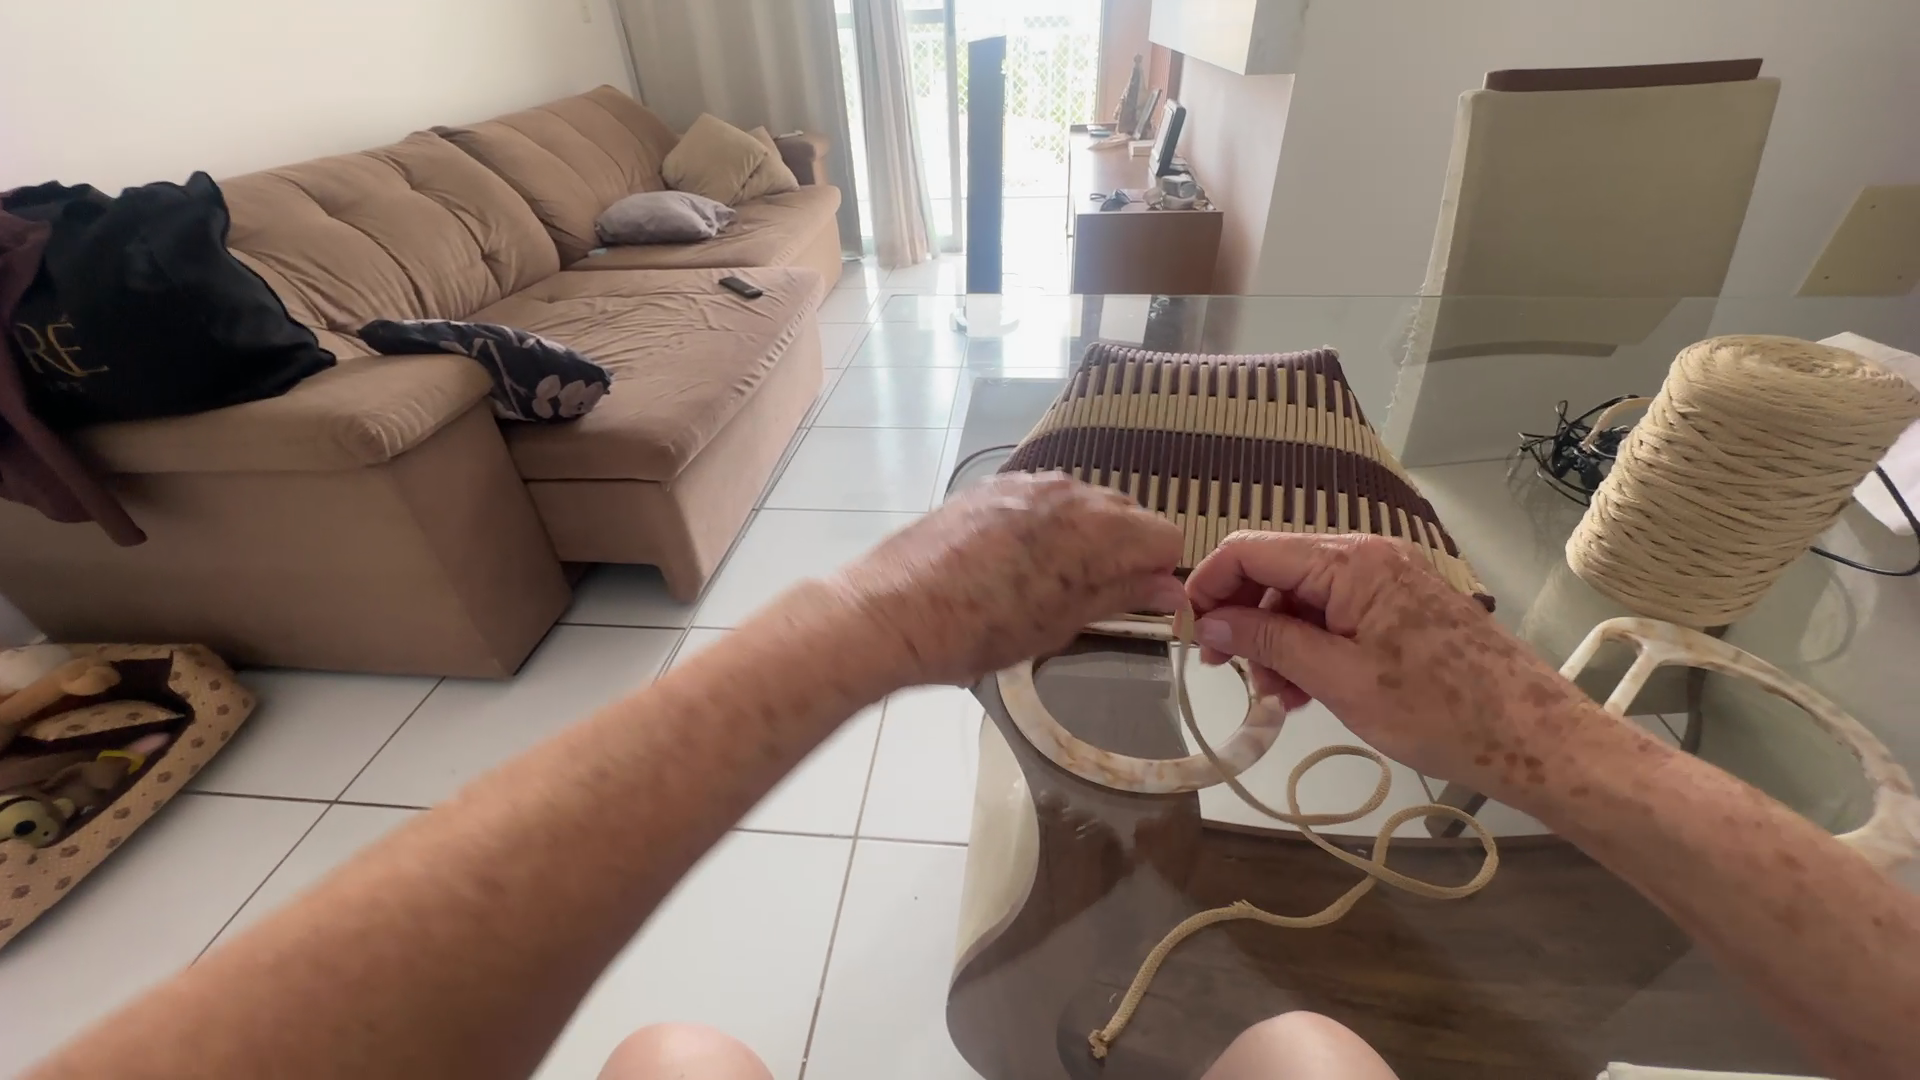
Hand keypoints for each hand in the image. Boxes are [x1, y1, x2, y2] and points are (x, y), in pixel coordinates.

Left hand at [831, 473, 1184, 686]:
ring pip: (1083, 503)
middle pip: (1126, 514)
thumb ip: (1120, 595)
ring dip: (1084, 536)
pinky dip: (1047, 523)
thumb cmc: (980, 630)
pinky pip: (1042, 498)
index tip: (1136, 602)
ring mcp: (1027, 481)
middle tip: (1089, 596)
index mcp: (1097, 526)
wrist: (891, 609)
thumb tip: (1171, 591)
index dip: (1158, 573)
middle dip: (1123, 552)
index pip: (1164, 537)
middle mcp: (1069, 490)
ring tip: (1046, 578)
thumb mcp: (1059, 623)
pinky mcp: (991, 483)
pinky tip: (1014, 557)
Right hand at [1185, 532, 1605, 789]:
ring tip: (1278, 698)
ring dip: (1275, 642)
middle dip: (1243, 621)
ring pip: (1299, 598)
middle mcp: (1365, 556)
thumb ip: (1266, 642)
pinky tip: (1307, 690)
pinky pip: (1332, 615)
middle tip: (1229, 675)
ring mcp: (1384, 580)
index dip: (1207, 584)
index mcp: (1350, 562)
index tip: (1188, 631)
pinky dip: (1308, 647)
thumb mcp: (1337, 679)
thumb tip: (1205, 625)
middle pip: (1273, 572)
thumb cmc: (1439, 712)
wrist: (1541, 743)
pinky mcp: (1397, 607)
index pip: (1249, 549)